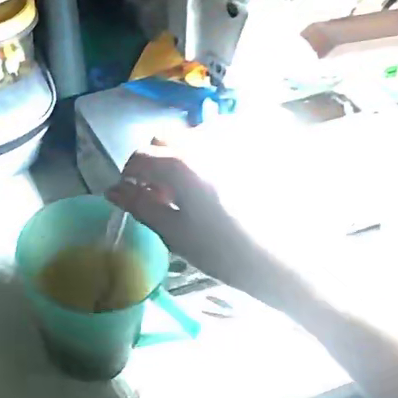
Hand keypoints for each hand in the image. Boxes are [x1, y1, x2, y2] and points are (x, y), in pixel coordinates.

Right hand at [106, 140, 299, 304]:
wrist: (284, 259)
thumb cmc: (225, 252)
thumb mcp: (175, 233)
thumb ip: (141, 207)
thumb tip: (113, 190)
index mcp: (179, 163)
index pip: (139, 156)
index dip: (130, 176)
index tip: (134, 197)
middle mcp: (204, 142)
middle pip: (165, 140)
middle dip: (155, 163)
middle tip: (163, 197)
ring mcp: (231, 143)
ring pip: (192, 138)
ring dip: (182, 158)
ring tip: (193, 193)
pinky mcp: (254, 149)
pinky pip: (220, 142)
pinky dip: (208, 157)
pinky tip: (219, 186)